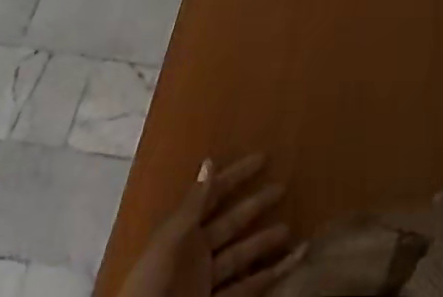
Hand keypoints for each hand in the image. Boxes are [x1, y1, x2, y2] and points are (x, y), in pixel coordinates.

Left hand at [116, 154, 305, 296]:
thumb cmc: (153, 281)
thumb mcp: (171, 238)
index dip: (237, 175)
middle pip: (232, 222)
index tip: (262, 159)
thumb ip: (193, 204)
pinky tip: (285, 269)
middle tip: (282, 187)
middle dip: (256, 205)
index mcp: (183, 229)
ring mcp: (207, 278)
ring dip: (264, 243)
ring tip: (290, 230)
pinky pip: (245, 290)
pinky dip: (266, 279)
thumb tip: (210, 161)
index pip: (215, 193)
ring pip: (241, 255)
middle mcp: (197, 251)